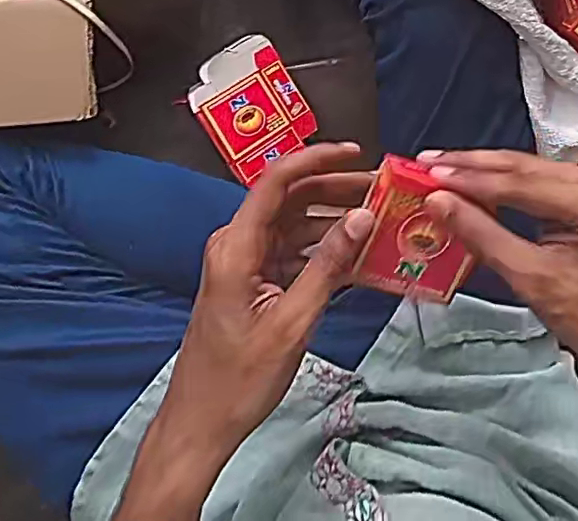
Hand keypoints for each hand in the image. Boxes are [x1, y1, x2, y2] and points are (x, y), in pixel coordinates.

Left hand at [163, 142, 374, 451]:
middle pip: (291, 198)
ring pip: (295, 223)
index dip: (315, 159)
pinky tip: (355, 251)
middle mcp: (237, 243)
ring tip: (374, 215)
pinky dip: (323, 247)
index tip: (352, 152)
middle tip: (378, 187)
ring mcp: (245, 260)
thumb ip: (327, 265)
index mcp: (236, 246)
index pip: (276, 181)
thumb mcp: (291, 322)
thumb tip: (361, 218)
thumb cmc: (237, 380)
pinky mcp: (254, 277)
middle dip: (335, 188)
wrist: (200, 425)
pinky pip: (293, 249)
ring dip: (333, 218)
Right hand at [420, 150, 577, 366]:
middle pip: (520, 168)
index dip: (472, 181)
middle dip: (469, 166)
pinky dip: (494, 176)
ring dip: (478, 167)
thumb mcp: (527, 277)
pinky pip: (528, 173)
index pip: (521, 185)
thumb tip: (437, 201)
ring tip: (438, 165)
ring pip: (521, 166)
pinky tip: (466, 173)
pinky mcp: (576, 184)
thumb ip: (481, 234)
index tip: (432, 176)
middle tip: (427, 163)